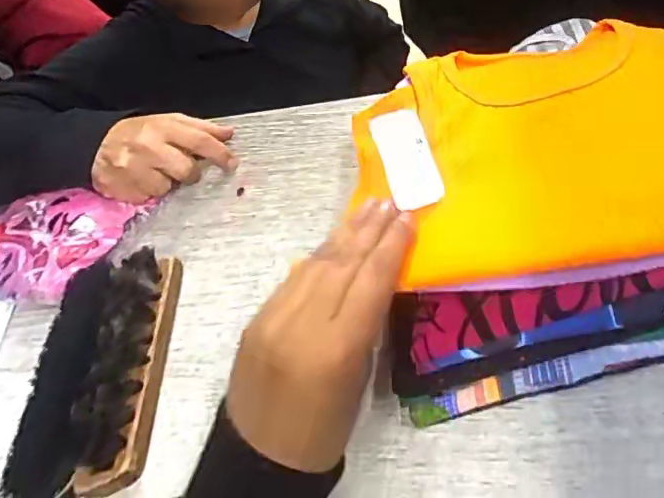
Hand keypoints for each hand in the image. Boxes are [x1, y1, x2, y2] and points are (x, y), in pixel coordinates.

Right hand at [91, 113, 236, 201]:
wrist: (95, 144)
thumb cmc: (141, 131)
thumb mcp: (171, 121)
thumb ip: (202, 128)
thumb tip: (228, 134)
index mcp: (163, 128)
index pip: (200, 141)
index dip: (220, 153)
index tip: (232, 163)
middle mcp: (148, 149)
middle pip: (186, 170)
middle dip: (193, 173)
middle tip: (188, 169)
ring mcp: (131, 171)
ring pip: (166, 187)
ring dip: (168, 183)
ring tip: (159, 172)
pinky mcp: (119, 189)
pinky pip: (146, 198)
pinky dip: (150, 192)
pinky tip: (143, 180)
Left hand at [225, 200, 412, 472]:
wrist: (259, 461)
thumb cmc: (328, 422)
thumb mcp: (361, 370)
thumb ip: (369, 315)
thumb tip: (380, 266)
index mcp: (338, 347)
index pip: (371, 279)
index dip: (393, 244)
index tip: (409, 216)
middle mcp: (302, 327)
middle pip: (344, 263)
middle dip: (371, 229)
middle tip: (392, 201)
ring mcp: (272, 322)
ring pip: (317, 263)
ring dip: (346, 232)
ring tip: (369, 207)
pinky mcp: (255, 322)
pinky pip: (295, 277)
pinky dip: (321, 255)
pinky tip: (338, 240)